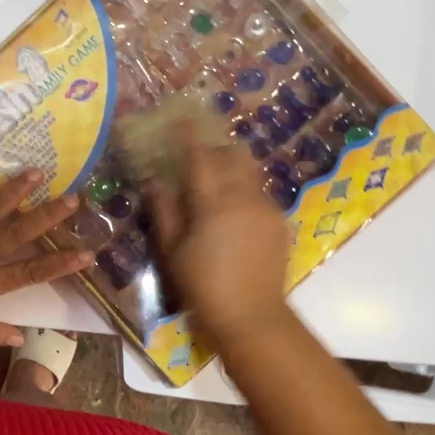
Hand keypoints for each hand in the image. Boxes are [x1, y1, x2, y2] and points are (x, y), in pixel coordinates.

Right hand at [148, 140, 291, 344]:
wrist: (251, 316)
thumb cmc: (202, 286)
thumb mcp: (172, 251)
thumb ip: (164, 212)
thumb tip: (155, 183)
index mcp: (213, 203)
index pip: (200, 157)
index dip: (189, 136)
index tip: (181, 119)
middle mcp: (244, 197)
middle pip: (233, 155)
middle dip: (215, 147)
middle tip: (196, 152)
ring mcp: (266, 208)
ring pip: (250, 172)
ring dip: (231, 167)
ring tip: (213, 178)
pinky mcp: (278, 222)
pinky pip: (259, 193)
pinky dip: (242, 189)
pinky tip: (230, 209)